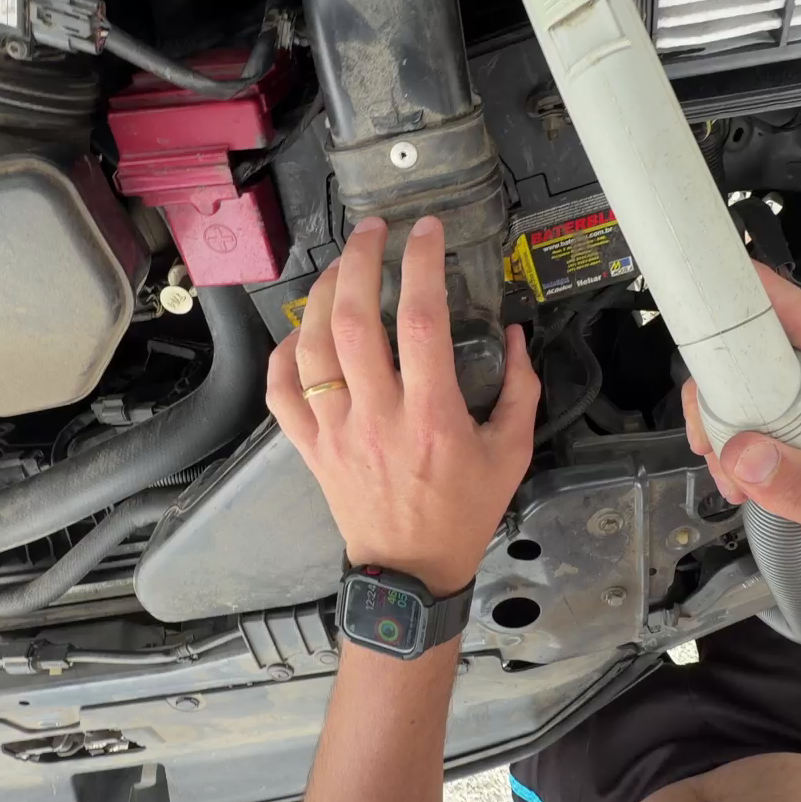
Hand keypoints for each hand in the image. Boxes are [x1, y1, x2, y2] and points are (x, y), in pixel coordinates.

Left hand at [266, 214, 540, 595]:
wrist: (410, 570)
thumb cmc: (463, 511)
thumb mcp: (511, 452)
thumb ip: (520, 389)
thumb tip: (514, 334)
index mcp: (432, 416)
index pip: (422, 321)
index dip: (422, 265)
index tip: (427, 232)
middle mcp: (377, 416)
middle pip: (354, 321)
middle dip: (359, 261)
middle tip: (373, 231)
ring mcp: (335, 431)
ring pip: (311, 346)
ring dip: (321, 295)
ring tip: (339, 267)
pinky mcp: (309, 446)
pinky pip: (280, 391)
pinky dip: (284, 353)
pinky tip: (302, 331)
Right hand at [682, 263, 800, 587]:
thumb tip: (742, 451)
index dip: (771, 299)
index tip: (725, 280)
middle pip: (772, 347)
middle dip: (727, 386)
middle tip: (707, 433)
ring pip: (753, 376)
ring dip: (724, 420)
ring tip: (726, 470)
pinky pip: (752, 401)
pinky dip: (731, 434)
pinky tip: (735, 471)